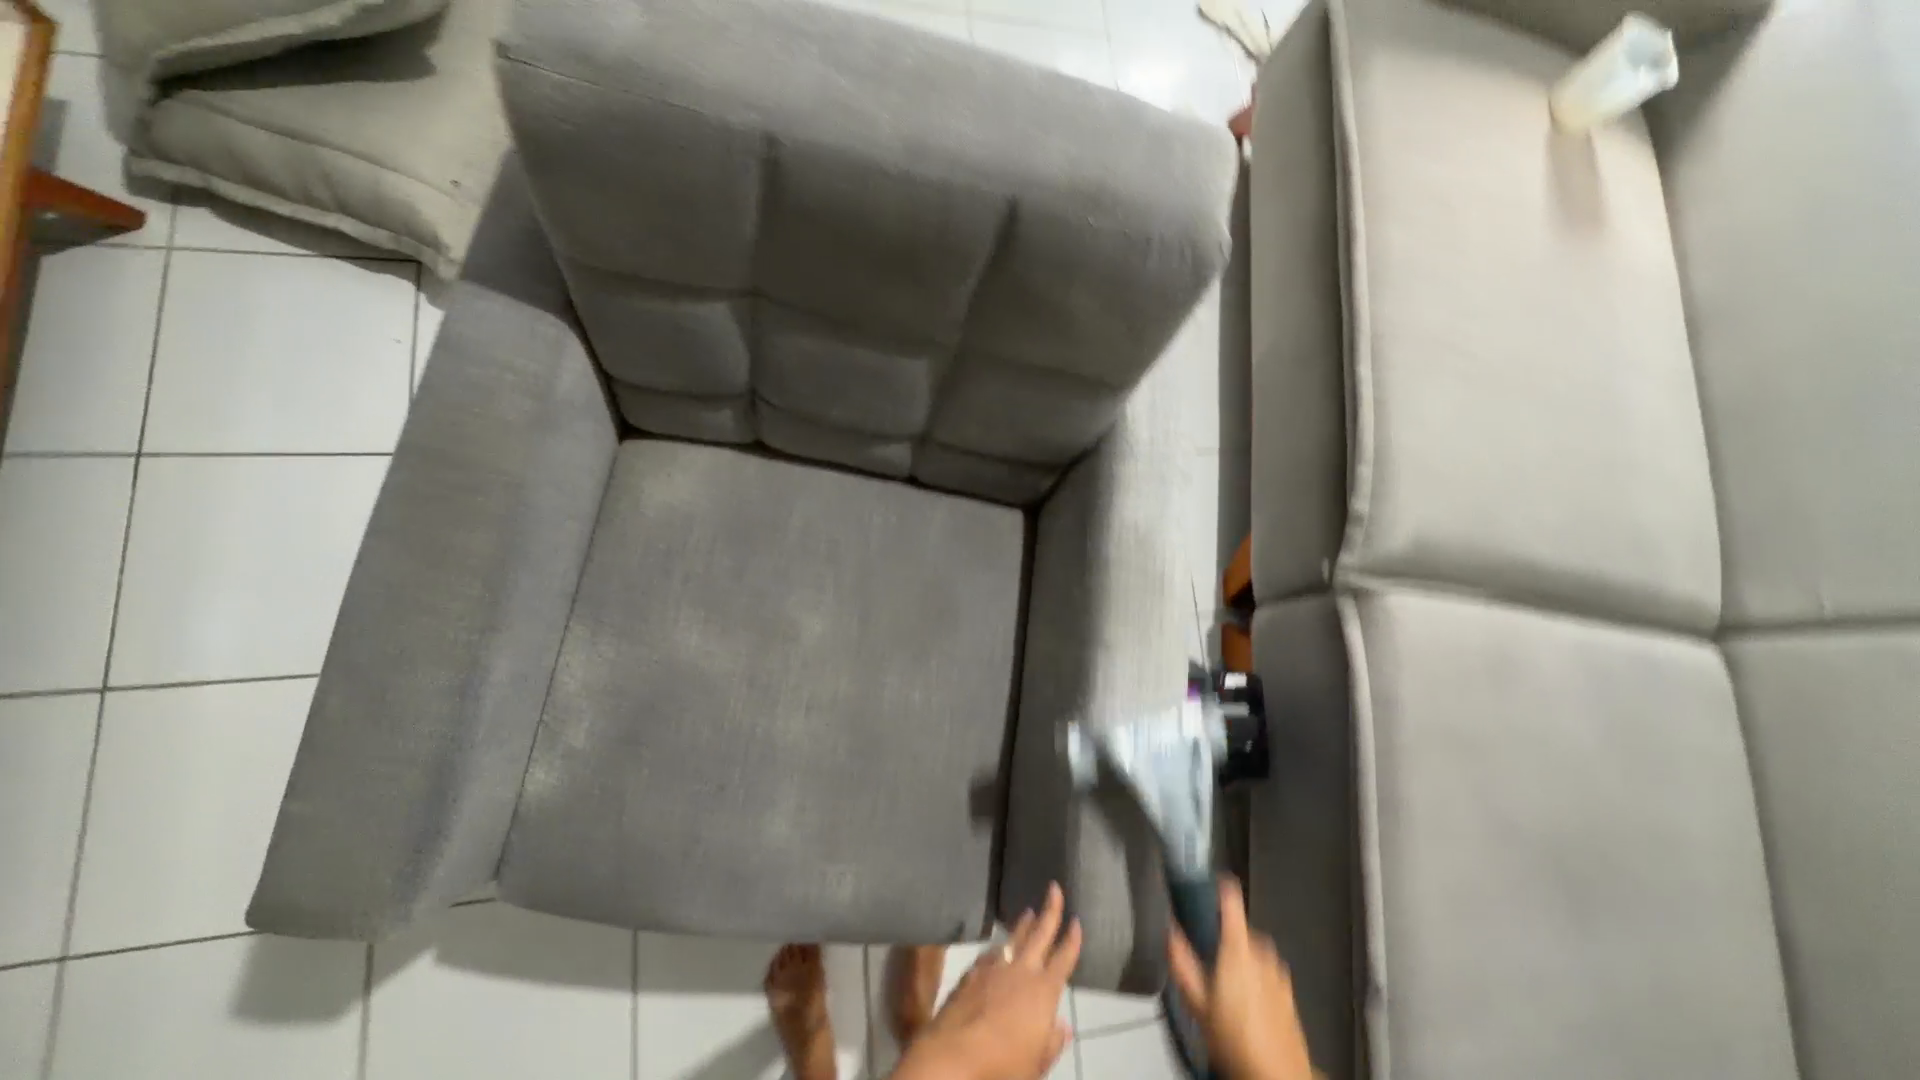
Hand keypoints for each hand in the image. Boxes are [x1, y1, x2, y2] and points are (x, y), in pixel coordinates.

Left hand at [895, 882, 1081, 1079]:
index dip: (1072, 940)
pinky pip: (989, 953)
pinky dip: (997, 947)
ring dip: (1022, 925)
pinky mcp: (969, 975)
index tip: (1077, 921)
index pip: (1063, 959)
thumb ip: (1051, 1043)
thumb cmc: (1002, 1065)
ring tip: (1028, 912)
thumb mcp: (1036, 1064)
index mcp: (1042, 992)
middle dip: (1050, 910)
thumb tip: (1062, 1026)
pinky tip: (997, 947)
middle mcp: (1020, 972)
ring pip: (1012, 939)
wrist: (951, 1057)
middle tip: (1054, 888)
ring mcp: (992, 970)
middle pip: (1039, 934)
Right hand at [1167, 878, 1316, 1079]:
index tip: (1203, 882)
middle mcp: (1262, 950)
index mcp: (1238, 946)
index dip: (1217, 886)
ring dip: (1238, 958)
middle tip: (1202, 959)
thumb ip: (1181, 961)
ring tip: (1221, 986)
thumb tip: (1169, 929)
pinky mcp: (1288, 990)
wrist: (1278, 1076)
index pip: (1230, 899)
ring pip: (1252, 951)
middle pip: (1237, 929)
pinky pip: (1265, 970)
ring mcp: (1279, 970)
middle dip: (1220, 938)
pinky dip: (1253, 975)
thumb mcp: (1196, 1002)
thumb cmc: (1233, 1037)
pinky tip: (1243, 1002)